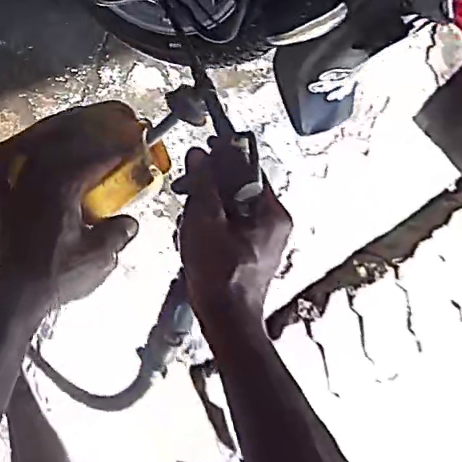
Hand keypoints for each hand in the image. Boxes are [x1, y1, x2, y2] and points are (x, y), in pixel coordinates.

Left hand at [0, 102, 140, 309]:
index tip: (128, 146)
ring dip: (62, 151)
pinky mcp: (9, 202)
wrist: (18, 289)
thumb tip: (128, 222)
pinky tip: (43, 167)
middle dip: (86, 143)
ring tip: (79, 152)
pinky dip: (37, 165)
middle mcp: (38, 182)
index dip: (112, 152)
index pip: (91, 160)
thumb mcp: (100, 257)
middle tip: (105, 144)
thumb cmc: (58, 274)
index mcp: (62, 189)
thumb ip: (117, 234)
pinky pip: (24, 172)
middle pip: (63, 149)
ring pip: (41, 157)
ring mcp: (20, 190)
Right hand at [176, 136, 290, 339]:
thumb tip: (200, 156)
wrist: (225, 318)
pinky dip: (208, 222)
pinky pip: (226, 222)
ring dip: (205, 206)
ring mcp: (261, 238)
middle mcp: (273, 224)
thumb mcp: (205, 220)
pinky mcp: (247, 250)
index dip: (225, 155)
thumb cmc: (220, 274)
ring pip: (229, 205)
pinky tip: (193, 234)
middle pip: (237, 186)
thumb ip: (203, 184)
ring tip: (190, 222)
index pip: (249, 168)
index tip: (208, 144)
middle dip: (209, 186)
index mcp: (272, 213)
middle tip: (189, 189)